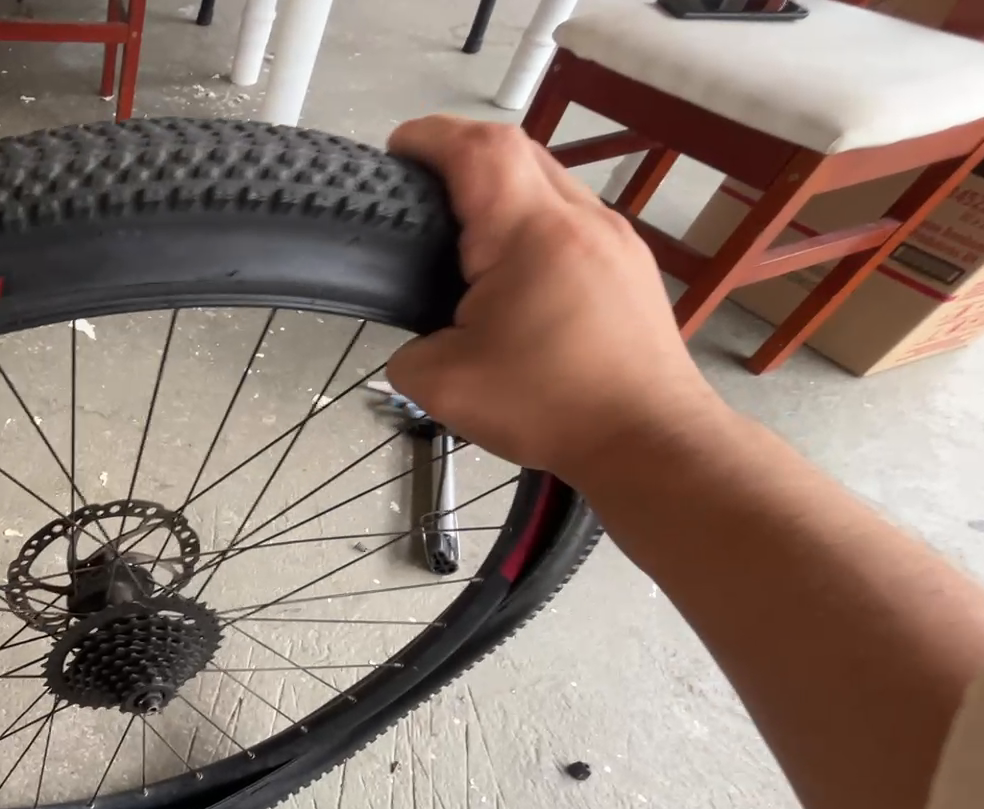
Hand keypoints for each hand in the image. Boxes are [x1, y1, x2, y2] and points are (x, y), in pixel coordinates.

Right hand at [385, 116, 727, 479]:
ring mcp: (614, 240)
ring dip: (496, 190)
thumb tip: (420, 340)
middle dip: (460, 156)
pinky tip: (503, 268)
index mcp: (530, 238)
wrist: (644, 438)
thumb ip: (406, 350)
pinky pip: (569, 218)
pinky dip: (526, 221)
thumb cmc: (547, 406)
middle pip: (517, 154)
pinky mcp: (627, 266)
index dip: (432, 137)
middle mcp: (581, 222)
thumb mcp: (439, 385)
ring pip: (547, 183)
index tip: (396, 148)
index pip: (480, 151)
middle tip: (416, 188)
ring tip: (455, 232)